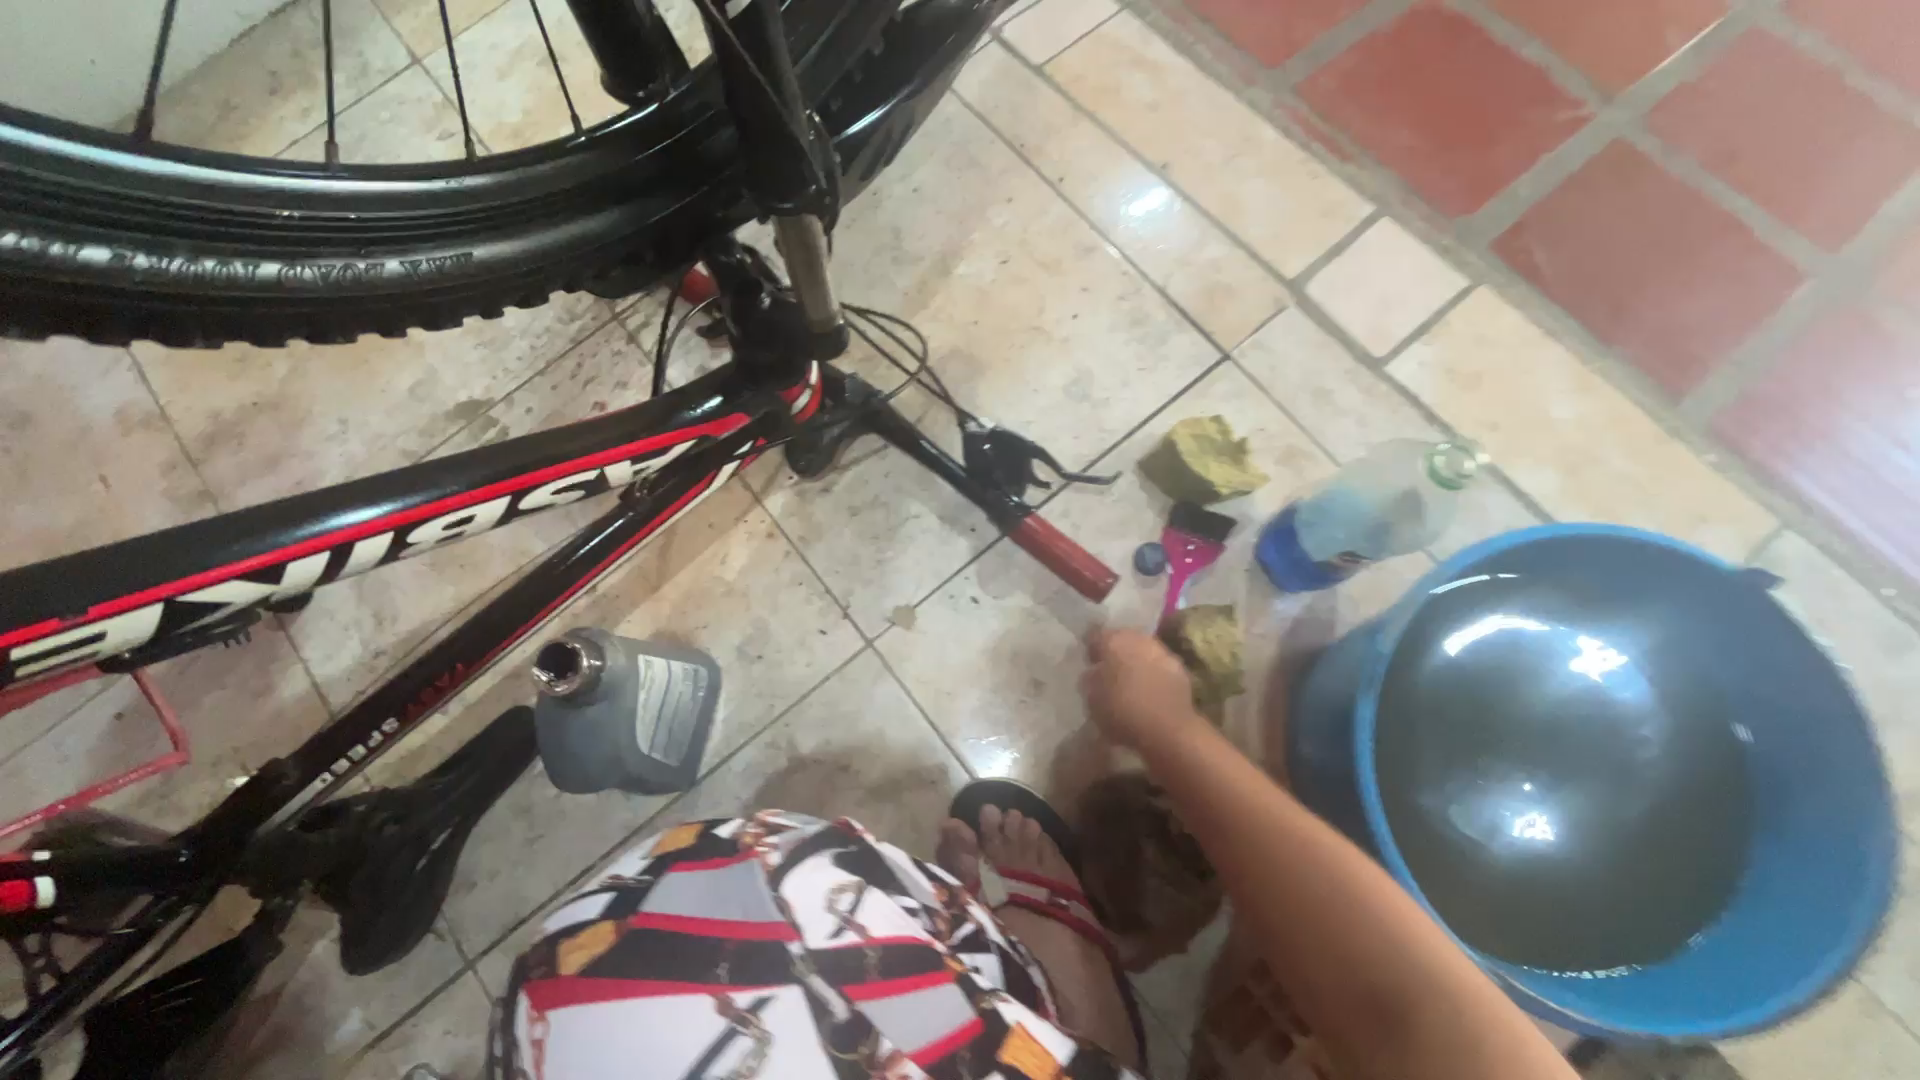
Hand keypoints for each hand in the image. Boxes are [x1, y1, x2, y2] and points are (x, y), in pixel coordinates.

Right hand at [1080, 626, 1207, 752]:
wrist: (1168, 729)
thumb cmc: (1121, 711)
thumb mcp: (1091, 699)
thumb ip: (1090, 680)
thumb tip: (1094, 672)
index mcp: (1112, 640)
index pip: (1094, 635)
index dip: (1090, 648)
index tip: (1088, 662)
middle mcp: (1138, 638)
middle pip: (1122, 639)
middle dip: (1115, 652)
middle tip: (1108, 671)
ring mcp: (1162, 651)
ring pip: (1143, 650)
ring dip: (1136, 661)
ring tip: (1130, 682)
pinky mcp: (1180, 669)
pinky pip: (1159, 666)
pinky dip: (1153, 674)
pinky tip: (1149, 691)